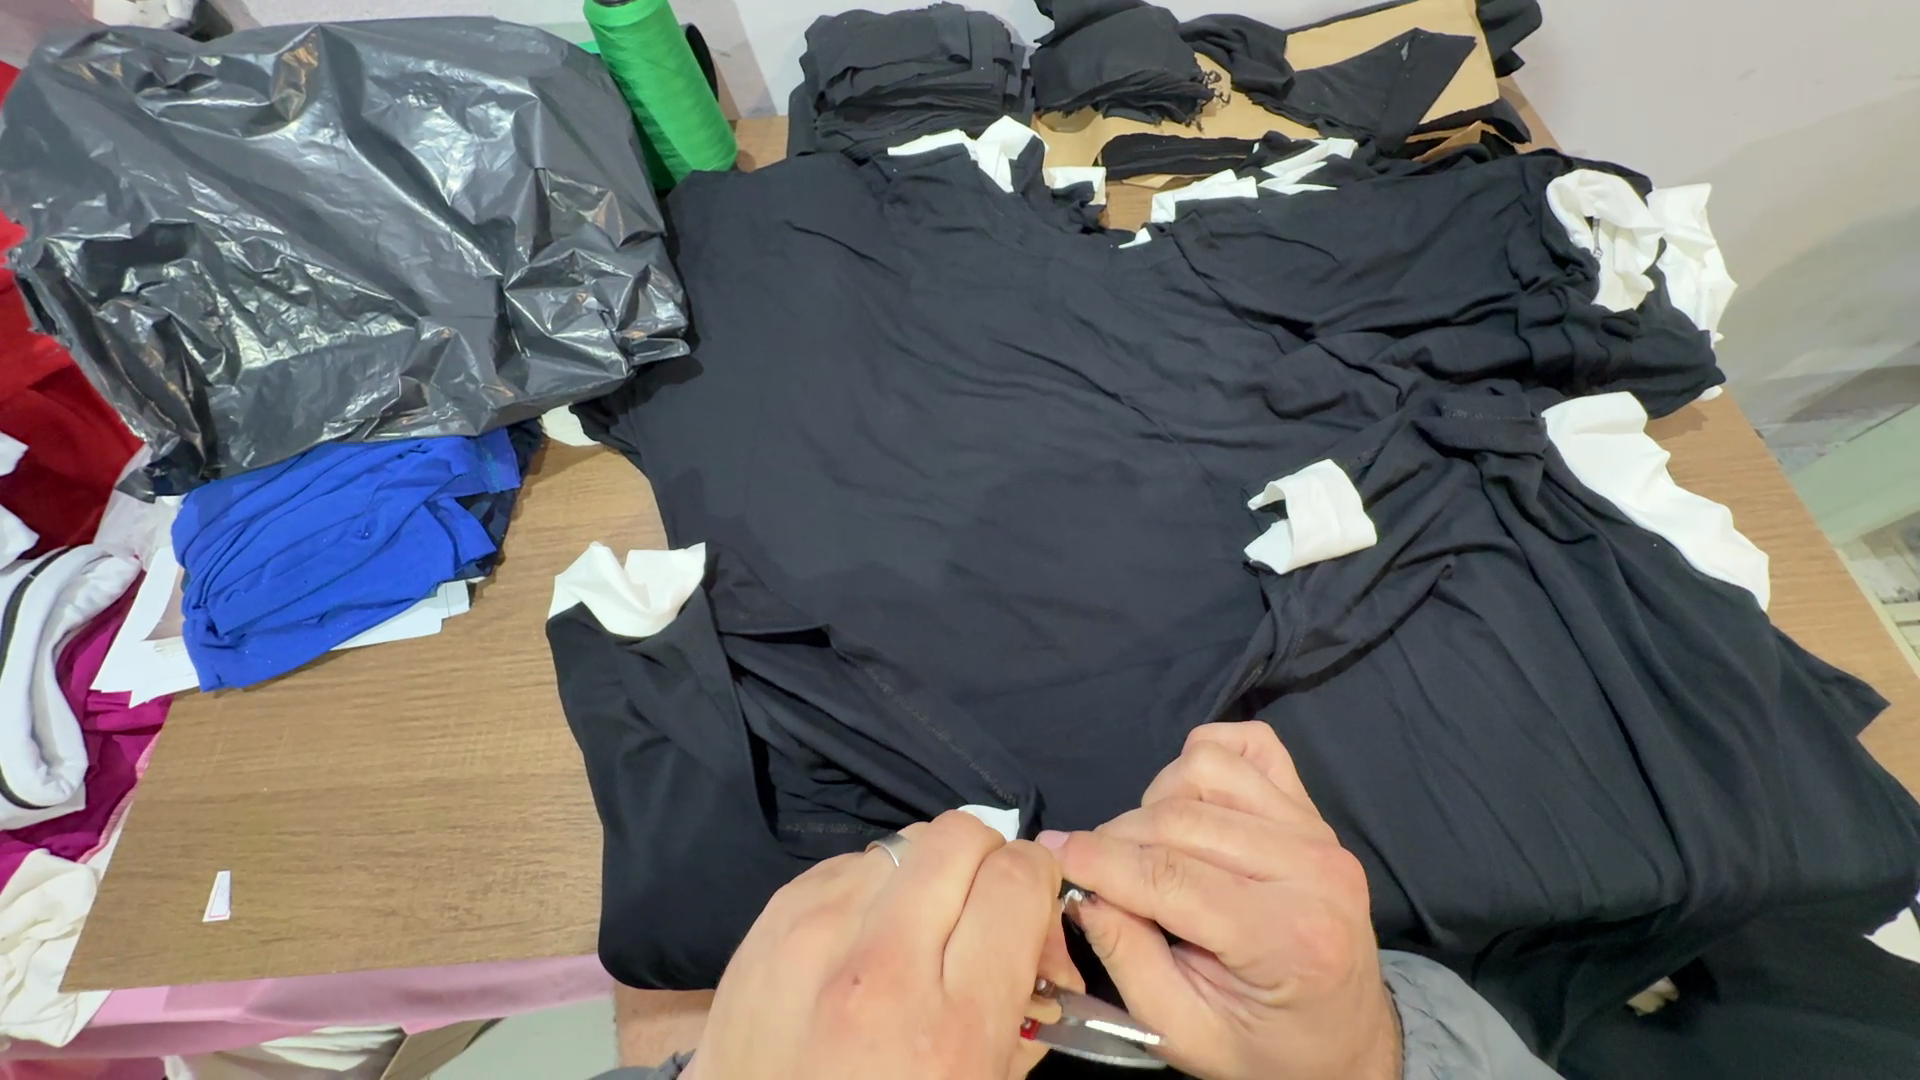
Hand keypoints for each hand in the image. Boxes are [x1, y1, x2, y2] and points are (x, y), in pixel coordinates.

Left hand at [686, 810, 1080, 1079]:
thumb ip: (1022, 1006)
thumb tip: (1037, 935)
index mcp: (949, 1026)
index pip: (1015, 879)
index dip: (1035, 878)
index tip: (1030, 903)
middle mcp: (882, 963)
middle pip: (960, 835)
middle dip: (984, 858)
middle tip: (979, 905)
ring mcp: (818, 928)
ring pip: (905, 840)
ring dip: (925, 873)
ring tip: (914, 927)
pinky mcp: (776, 913)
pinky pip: (853, 861)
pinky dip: (874, 886)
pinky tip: (863, 934)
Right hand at [1040, 722, 1400, 1079]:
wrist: (1345, 1037)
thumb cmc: (1264, 1044)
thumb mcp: (1185, 1033)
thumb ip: (1127, 958)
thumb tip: (1079, 887)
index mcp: (1287, 936)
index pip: (1170, 876)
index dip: (1098, 861)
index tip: (1051, 853)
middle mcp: (1311, 867)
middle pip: (1178, 819)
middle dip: (1116, 839)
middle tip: (1096, 872)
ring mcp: (1315, 827)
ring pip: (1204, 769)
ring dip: (1157, 801)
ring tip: (1153, 848)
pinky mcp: (1310, 804)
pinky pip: (1246, 743)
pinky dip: (1202, 759)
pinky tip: (1190, 802)